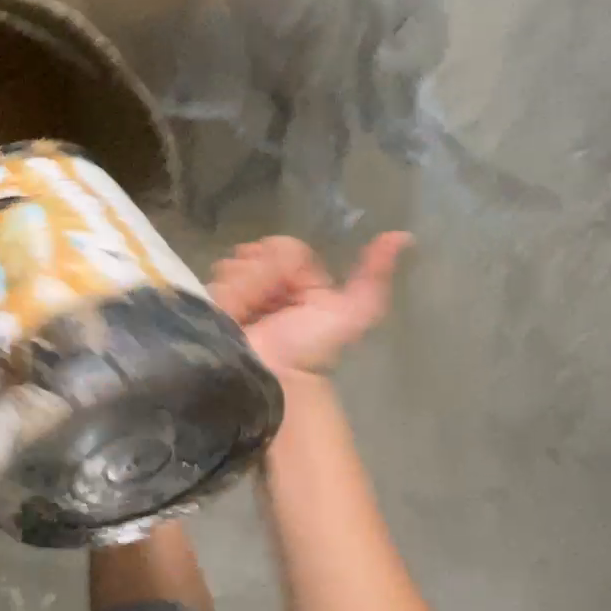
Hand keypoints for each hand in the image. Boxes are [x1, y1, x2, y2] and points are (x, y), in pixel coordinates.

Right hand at [208, 233, 410, 376]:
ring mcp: (232, 291)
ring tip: (251, 313)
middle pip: (254, 251)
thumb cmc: (310, 346)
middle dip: (262, 273)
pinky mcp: (207, 301)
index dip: (284, 260)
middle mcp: (263, 282)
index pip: (281, 246)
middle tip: (271, 302)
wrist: (271, 374)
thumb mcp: (352, 311)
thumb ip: (371, 276)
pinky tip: (234, 312)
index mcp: (296, 280)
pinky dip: (227, 294)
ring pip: (232, 263)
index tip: (290, 283)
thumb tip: (402, 236)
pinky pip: (214, 279)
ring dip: (245, 287)